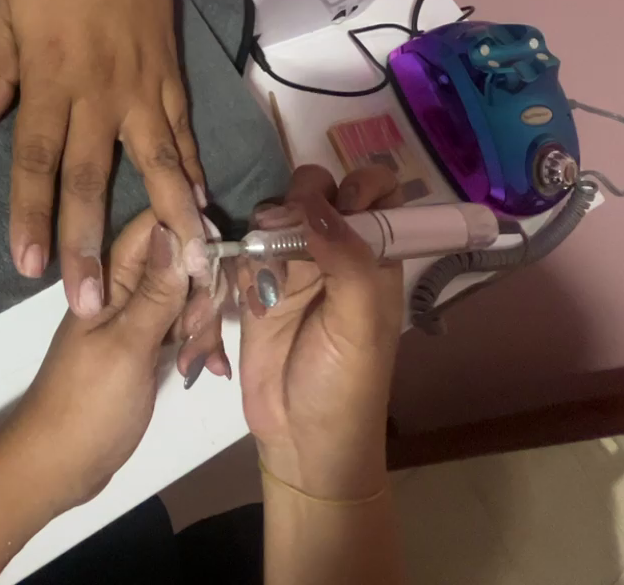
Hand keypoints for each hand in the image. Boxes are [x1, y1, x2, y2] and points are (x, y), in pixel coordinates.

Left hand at [0, 0, 217, 366]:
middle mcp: (100, 95)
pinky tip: (201, 203)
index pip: (36, 161)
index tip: (26, 267)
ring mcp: (143, 88)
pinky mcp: (171, 76)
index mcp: (52, 81)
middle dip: (89, 242)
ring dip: (166, 218)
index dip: (29, 215)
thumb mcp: (6, 16)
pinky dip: (192, 169)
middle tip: (92, 302)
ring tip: (181, 267)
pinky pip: (183, 130)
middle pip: (92, 178)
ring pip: (156, 163)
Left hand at [0, 209, 190, 509]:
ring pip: (186, 295)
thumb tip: (174, 227)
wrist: (59, 466)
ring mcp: (136, 317)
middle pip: (178, 260)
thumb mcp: (128, 345)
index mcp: (110, 278)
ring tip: (199, 363)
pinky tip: (213, 370)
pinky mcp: (146, 344)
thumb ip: (156, 290)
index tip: (218, 260)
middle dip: (202, 291)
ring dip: (203, 324)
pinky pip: (182, 327)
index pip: (154, 227)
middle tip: (197, 333)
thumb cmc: (88, 405)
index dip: (189, 232)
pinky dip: (199, 345)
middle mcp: (124, 289)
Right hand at [235, 164, 405, 500]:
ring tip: (268, 261)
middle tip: (295, 230)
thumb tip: (316, 203)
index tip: (344, 206)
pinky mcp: (255, 280)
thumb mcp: (359, 324)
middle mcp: (334, 250)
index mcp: (374, 256)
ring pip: (278, 208)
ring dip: (271, 223)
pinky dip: (245, 250)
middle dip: (305, 197)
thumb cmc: (345, 385)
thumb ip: (346, 260)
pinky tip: (251, 285)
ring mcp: (292, 263)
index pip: (378, 192)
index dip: (361, 186)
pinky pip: (247, 241)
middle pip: (320, 189)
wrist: (298, 437)